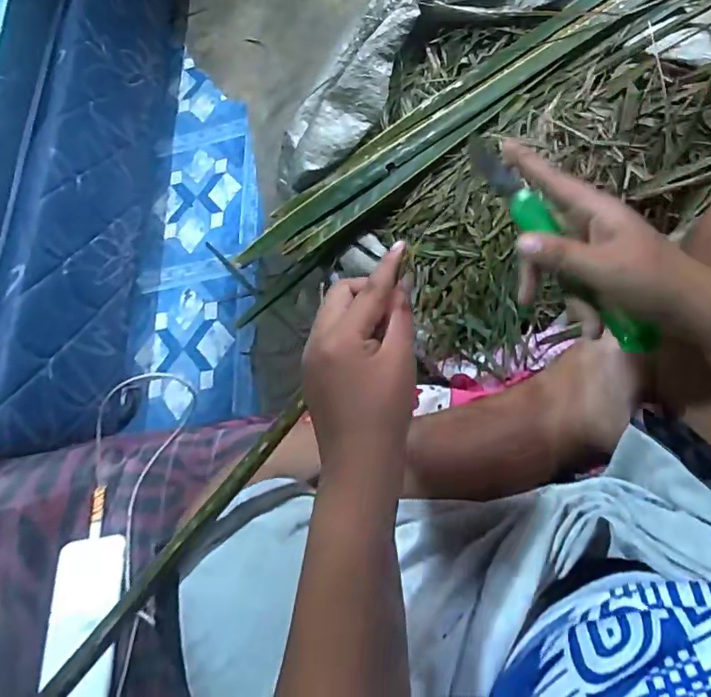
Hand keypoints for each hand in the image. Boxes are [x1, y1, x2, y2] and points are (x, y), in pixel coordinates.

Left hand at [303, 242, 415, 479]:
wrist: (359, 465)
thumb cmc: (387, 412)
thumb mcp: (400, 360)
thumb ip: (398, 317)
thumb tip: (399, 287)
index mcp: (339, 336)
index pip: (368, 290)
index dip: (387, 267)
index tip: (401, 245)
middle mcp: (316, 339)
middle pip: (340, 294)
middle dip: (367, 289)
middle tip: (395, 305)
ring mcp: (309, 355)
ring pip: (332, 312)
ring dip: (357, 308)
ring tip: (384, 329)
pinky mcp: (311, 370)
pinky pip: (328, 332)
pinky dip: (349, 328)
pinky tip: (369, 347)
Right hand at [503, 140, 710, 335]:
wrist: (695, 313)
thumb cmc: (653, 282)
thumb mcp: (602, 270)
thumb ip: (560, 255)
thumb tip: (520, 240)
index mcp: (596, 211)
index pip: (553, 180)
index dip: (528, 164)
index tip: (504, 143)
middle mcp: (593, 224)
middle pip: (546, 235)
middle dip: (539, 271)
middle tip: (526, 298)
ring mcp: (599, 249)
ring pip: (561, 266)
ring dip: (570, 299)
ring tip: (591, 325)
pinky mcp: (604, 272)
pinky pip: (578, 284)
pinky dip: (584, 307)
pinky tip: (598, 328)